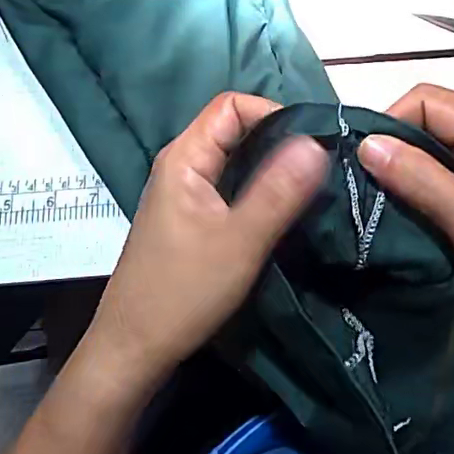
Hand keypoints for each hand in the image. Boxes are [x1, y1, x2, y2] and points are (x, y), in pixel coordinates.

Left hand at [80, 92, 327, 384]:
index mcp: (185, 157)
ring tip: (309, 182)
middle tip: (320, 162)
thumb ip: (278, 191)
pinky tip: (280, 205)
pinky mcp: (189, 213)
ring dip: (269, 162)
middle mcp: (180, 163)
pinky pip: (228, 182)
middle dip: (277, 137)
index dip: (274, 113)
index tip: (314, 141)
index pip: (232, 106)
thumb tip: (316, 142)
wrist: (134, 347)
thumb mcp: (240, 241)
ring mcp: (183, 190)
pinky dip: (256, 184)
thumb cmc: (184, 291)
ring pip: (232, 157)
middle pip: (233, 127)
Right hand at [356, 84, 453, 338]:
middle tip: (360, 187)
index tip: (360, 164)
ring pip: (430, 152)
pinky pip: (439, 178)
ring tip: (372, 202)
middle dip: (391, 149)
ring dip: (401, 172)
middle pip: (426, 122)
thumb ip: (418, 178)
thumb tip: (365, 144)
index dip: (389, 123)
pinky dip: (416, 191)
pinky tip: (398, 214)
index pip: (426, 101)